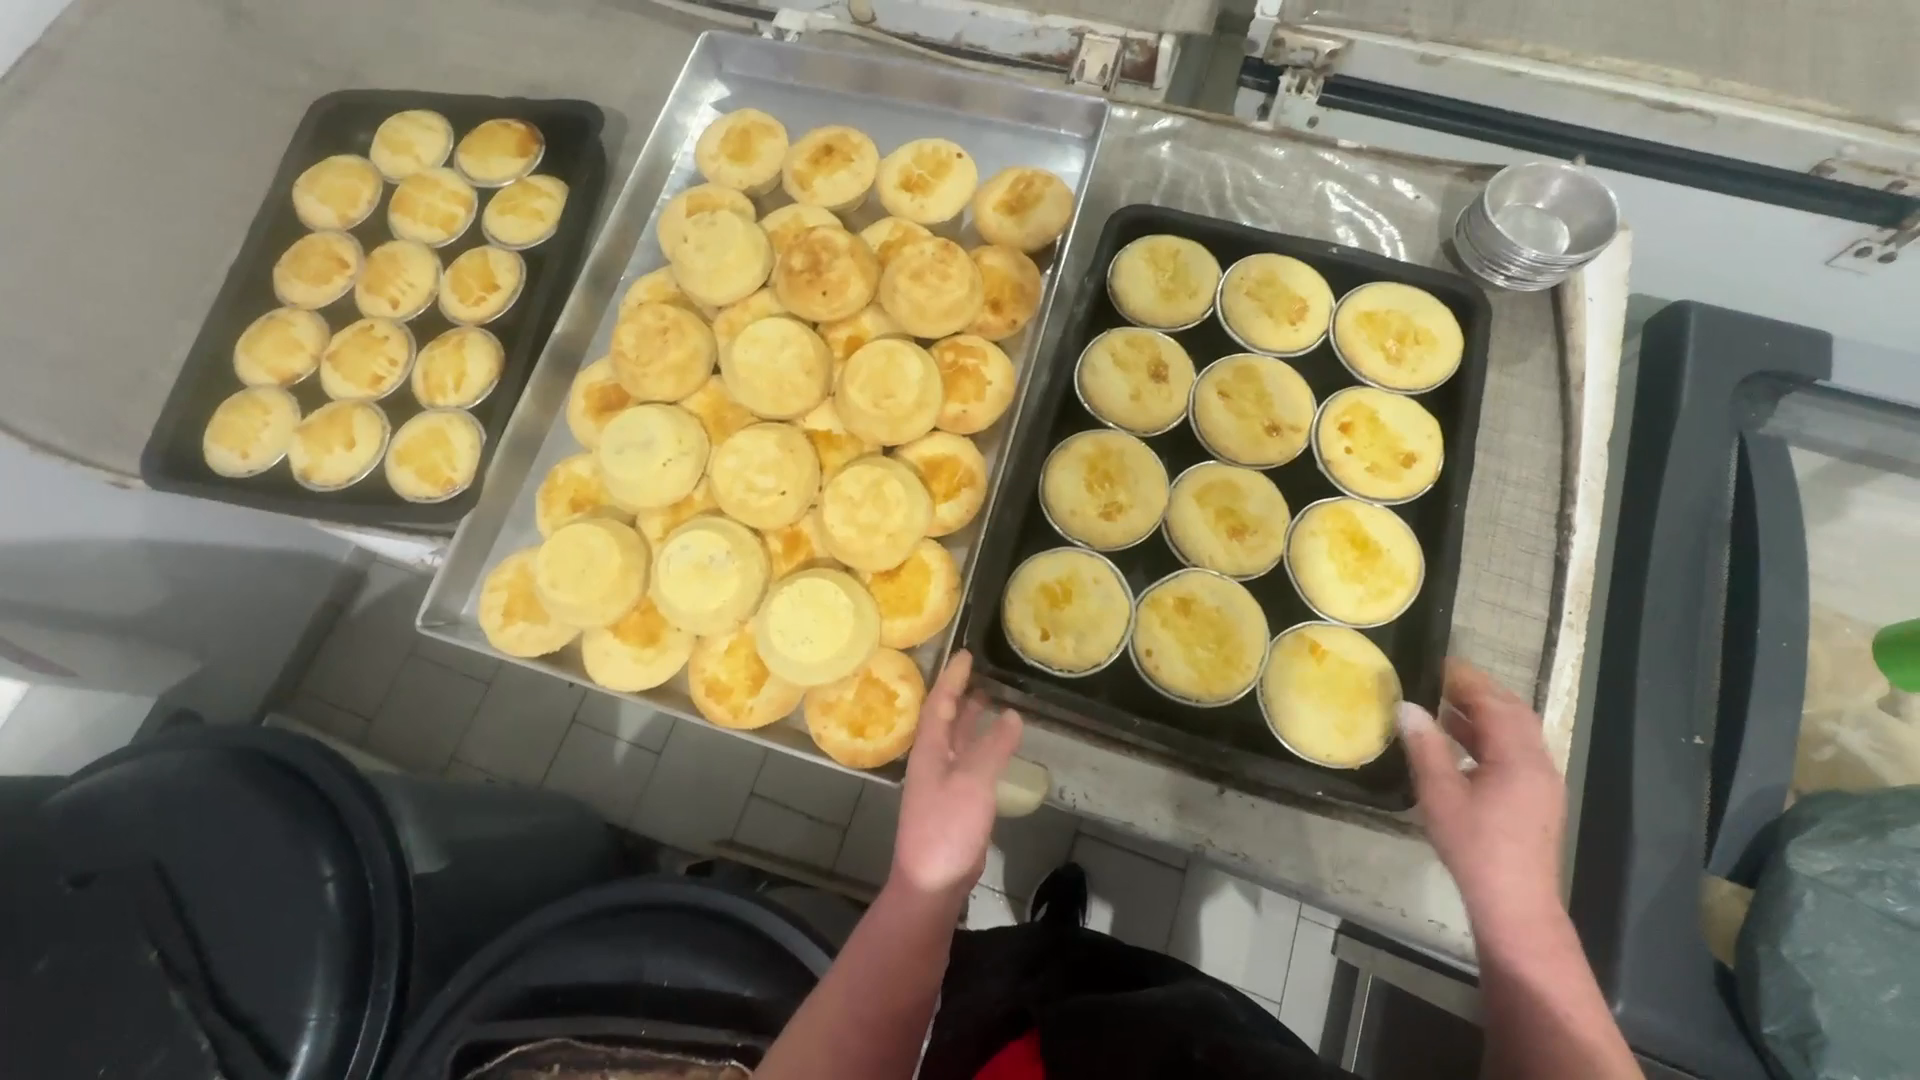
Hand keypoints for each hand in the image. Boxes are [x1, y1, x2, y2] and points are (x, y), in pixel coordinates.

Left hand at [889, 650, 1023, 900]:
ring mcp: (942, 782)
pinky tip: (998, 745)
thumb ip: (992, 747)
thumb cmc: (946, 828)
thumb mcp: (972, 783)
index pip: (939, 703)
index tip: (966, 654)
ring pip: (958, 740)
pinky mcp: (955, 801)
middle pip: (946, 718)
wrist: (931, 882)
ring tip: (992, 698)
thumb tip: (1012, 713)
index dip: (953, 678)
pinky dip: (983, 746)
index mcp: (929, 750)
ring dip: (972, 719)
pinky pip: (969, 761)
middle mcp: (932, 760)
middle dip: (961, 694)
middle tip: (982, 672)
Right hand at [1399, 660, 1564, 922]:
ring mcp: (1541, 783)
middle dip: (1478, 692)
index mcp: (1518, 758)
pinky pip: (1514, 753)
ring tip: (1443, 704)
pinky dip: (1488, 737)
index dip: (1466, 680)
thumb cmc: (1474, 846)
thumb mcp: (1439, 794)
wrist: (1514, 903)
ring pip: (1516, 734)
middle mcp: (1539, 764)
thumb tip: (1406, 707)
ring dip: (1483, 714)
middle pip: (1513, 713)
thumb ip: (1424, 746)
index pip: (1494, 703)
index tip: (1436, 663)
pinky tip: (1459, 744)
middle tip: (1439, 678)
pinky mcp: (1536, 799)